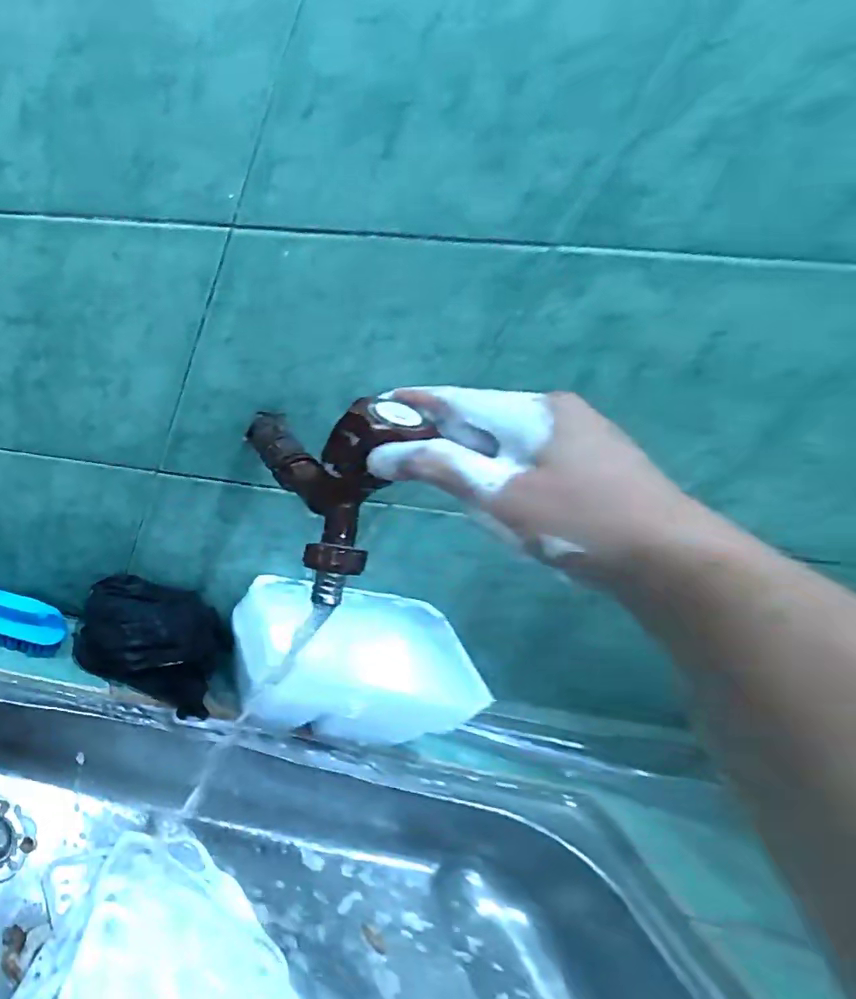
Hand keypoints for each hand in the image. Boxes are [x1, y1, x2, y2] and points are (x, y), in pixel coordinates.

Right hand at [366, 388, 708, 581]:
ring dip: (451, 452)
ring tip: (411, 471)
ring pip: (491, 439)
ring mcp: (571, 438)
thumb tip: (377, 454)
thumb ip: (433, 466)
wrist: (670, 560)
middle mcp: (552, 413)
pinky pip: (512, 455)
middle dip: (425, 432)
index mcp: (531, 411)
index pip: (452, 399)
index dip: (407, 404)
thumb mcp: (494, 493)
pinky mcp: (580, 464)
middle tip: (379, 452)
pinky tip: (465, 486)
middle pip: (470, 417)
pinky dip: (479, 465)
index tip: (367, 411)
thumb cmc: (575, 519)